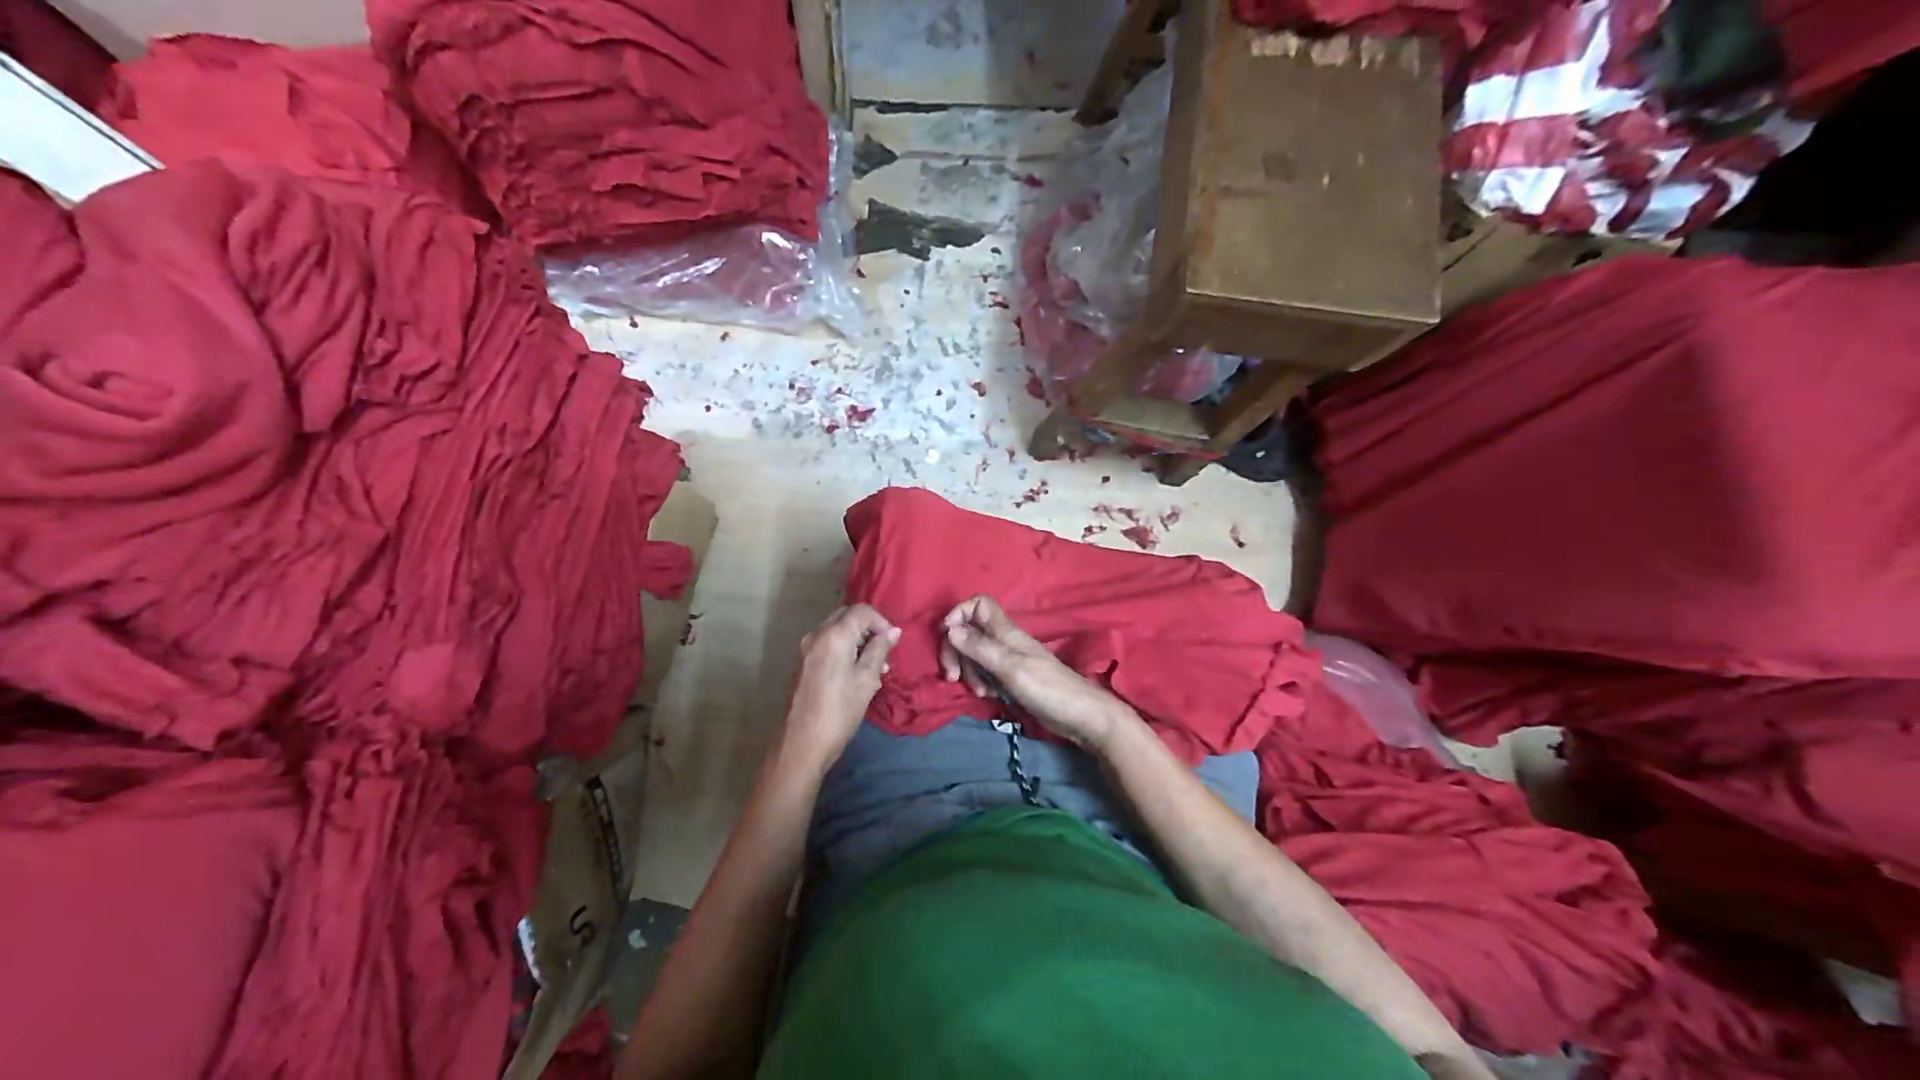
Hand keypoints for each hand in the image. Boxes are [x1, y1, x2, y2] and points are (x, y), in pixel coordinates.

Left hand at [782, 604, 899, 772]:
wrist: (802, 743)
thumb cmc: (840, 711)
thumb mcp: (867, 679)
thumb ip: (880, 650)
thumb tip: (893, 632)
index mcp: (834, 635)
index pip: (862, 611)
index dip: (882, 622)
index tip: (893, 643)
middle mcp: (817, 634)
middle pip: (848, 617)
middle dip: (870, 630)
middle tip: (885, 654)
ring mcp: (807, 648)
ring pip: (838, 631)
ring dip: (859, 641)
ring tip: (876, 670)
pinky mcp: (804, 662)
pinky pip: (829, 645)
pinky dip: (846, 650)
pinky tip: (857, 675)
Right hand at [939, 594, 1133, 751]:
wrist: (1079, 716)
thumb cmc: (1047, 688)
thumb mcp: (1009, 668)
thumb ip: (980, 648)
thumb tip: (950, 629)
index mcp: (1005, 631)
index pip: (979, 604)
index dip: (960, 613)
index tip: (949, 636)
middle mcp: (1004, 641)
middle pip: (969, 632)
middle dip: (956, 651)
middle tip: (953, 676)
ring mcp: (1008, 659)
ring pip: (975, 654)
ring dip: (968, 671)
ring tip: (979, 691)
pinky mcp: (1011, 678)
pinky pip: (985, 672)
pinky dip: (980, 681)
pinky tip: (987, 695)